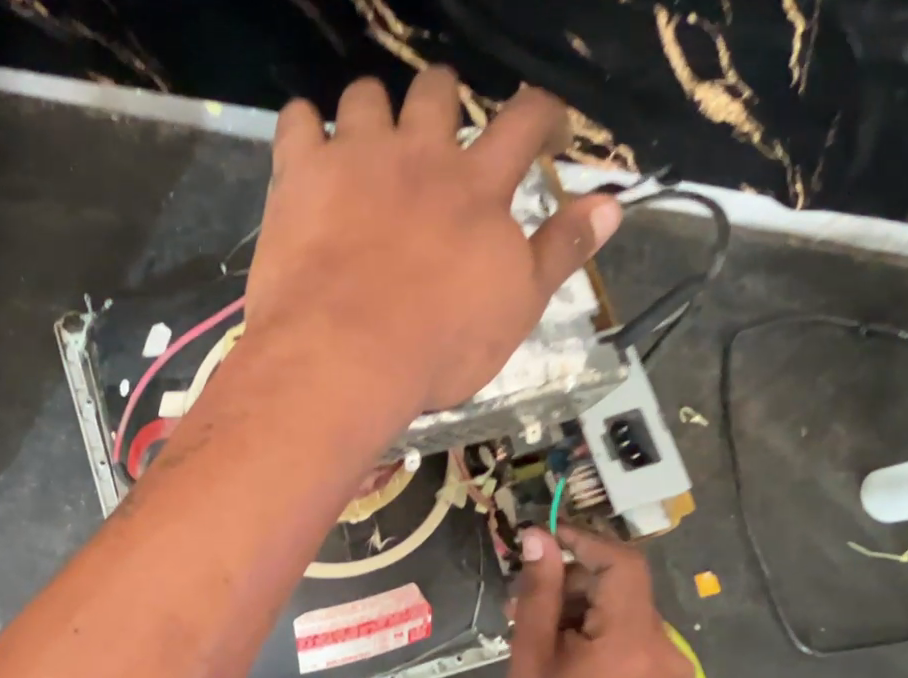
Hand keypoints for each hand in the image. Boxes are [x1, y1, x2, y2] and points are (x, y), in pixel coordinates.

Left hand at [243, 69, 620, 413]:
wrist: (343, 356)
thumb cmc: (436, 346)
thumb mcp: (516, 308)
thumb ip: (561, 251)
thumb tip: (611, 205)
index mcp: (477, 187)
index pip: (525, 120)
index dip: (541, 116)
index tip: (544, 133)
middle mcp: (419, 156)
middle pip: (437, 91)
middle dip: (442, 101)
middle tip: (434, 132)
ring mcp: (356, 159)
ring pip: (366, 97)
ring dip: (371, 111)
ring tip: (365, 140)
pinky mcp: (300, 175)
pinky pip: (296, 120)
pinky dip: (301, 125)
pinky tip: (304, 147)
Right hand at [502, 527, 692, 677]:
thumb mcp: (532, 654)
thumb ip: (540, 592)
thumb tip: (537, 537)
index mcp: (631, 642)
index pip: (623, 564)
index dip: (585, 541)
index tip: (544, 538)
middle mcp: (666, 645)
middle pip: (622, 585)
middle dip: (574, 581)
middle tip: (524, 598)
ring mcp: (675, 661)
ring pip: (626, 606)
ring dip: (583, 605)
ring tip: (540, 628)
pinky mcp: (671, 673)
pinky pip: (634, 629)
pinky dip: (600, 626)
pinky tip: (567, 646)